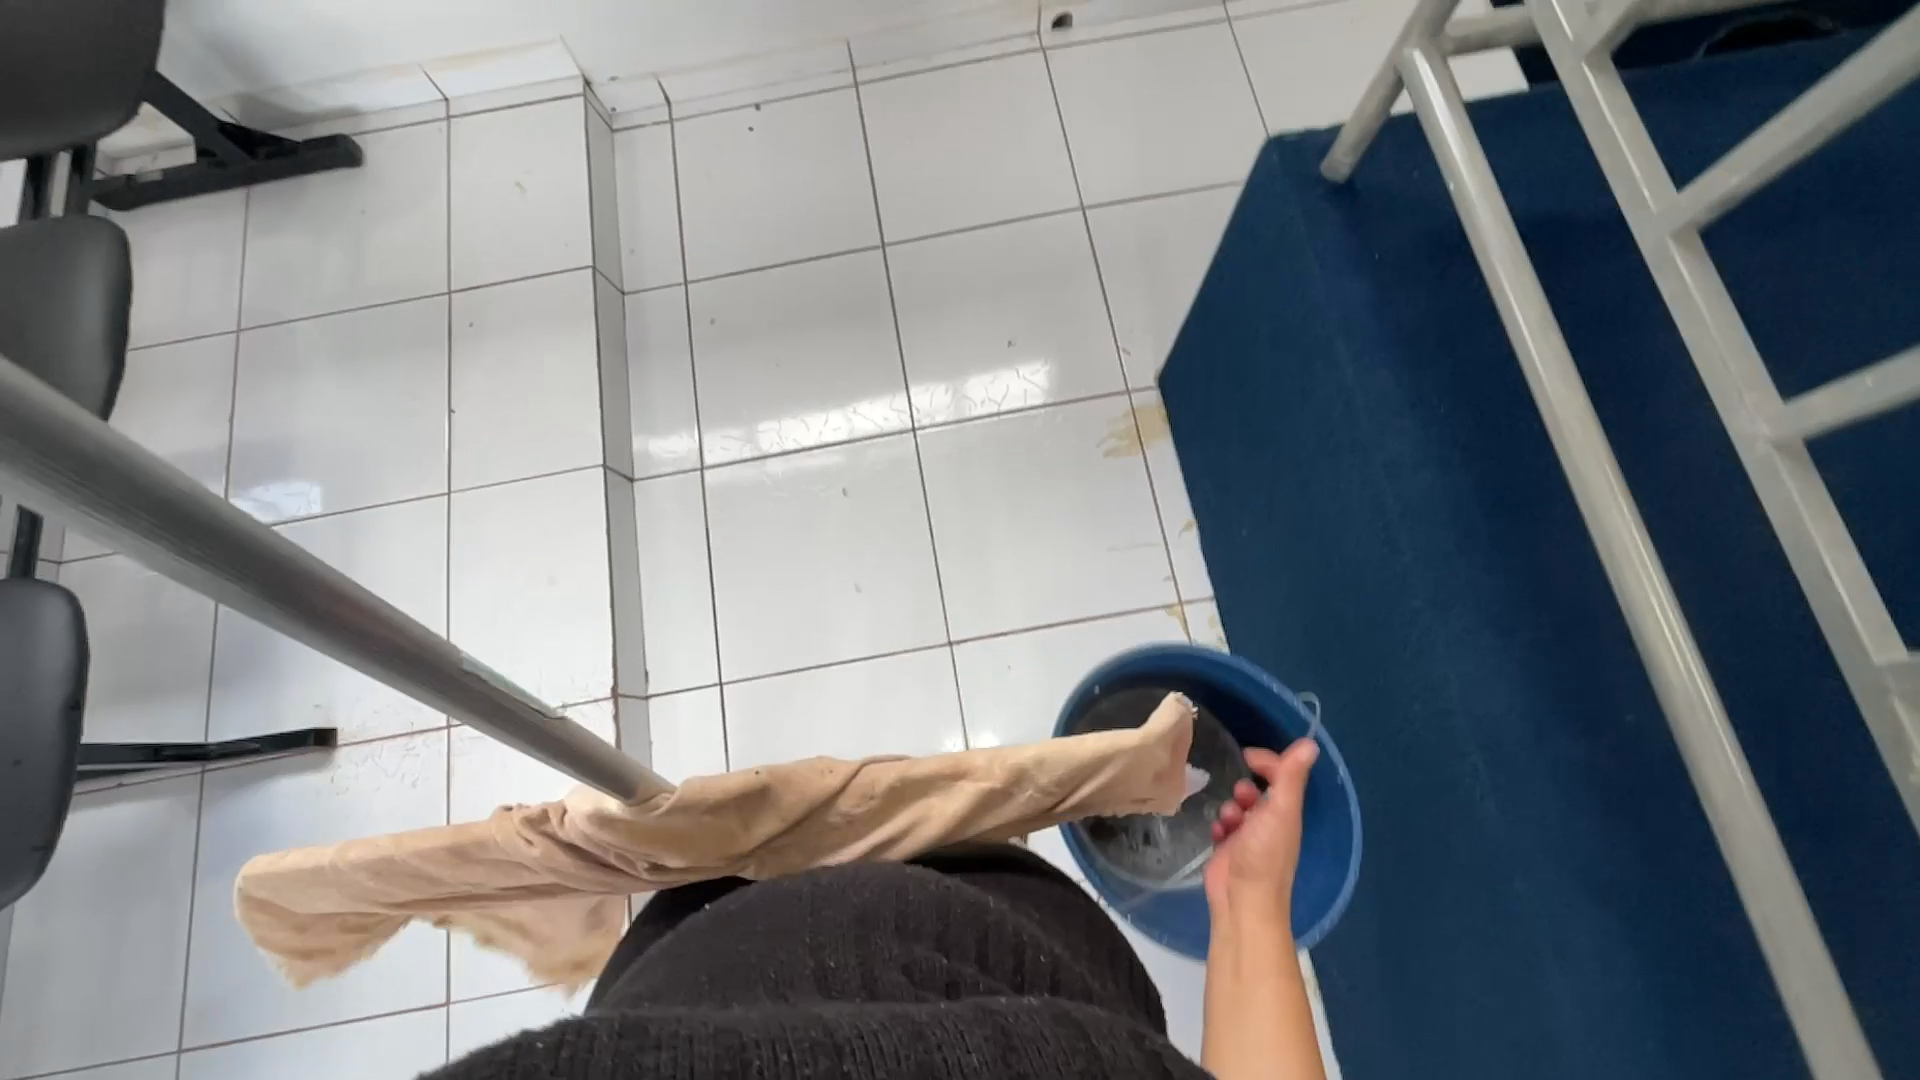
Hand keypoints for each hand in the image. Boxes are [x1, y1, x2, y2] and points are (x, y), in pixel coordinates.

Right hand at [1203, 738, 1319, 926]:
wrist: (1242, 901)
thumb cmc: (1263, 855)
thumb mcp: (1281, 812)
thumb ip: (1290, 778)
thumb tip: (1310, 743)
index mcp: (1287, 814)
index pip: (1282, 776)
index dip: (1267, 761)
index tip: (1246, 756)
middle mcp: (1270, 824)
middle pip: (1257, 791)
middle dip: (1244, 789)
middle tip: (1240, 797)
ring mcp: (1249, 838)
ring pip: (1237, 808)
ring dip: (1230, 808)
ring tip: (1228, 822)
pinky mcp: (1229, 849)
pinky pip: (1222, 826)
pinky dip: (1219, 826)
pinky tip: (1217, 835)